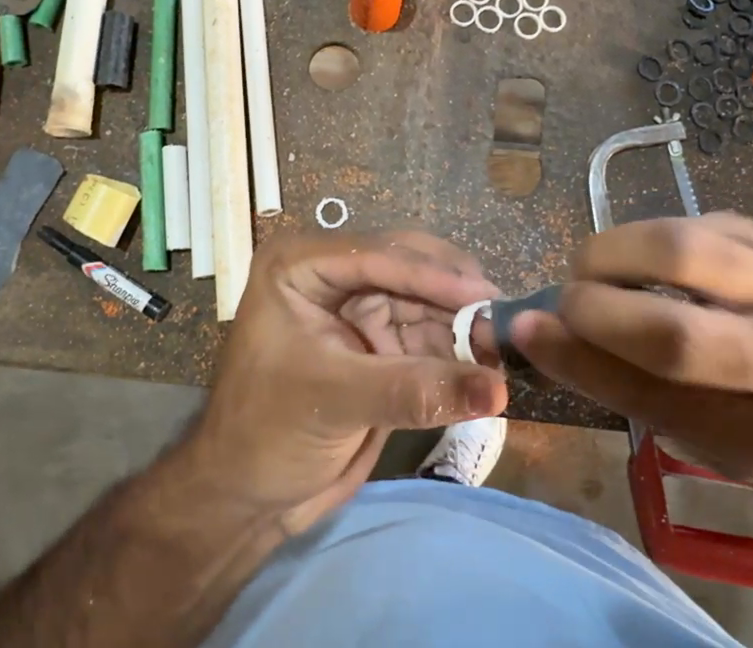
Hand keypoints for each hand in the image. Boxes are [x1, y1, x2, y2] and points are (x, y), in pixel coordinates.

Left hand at [193, 231, 509, 531]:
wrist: (246, 496)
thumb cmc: (266, 435)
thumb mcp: (335, 401)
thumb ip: (414, 390)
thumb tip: (497, 388)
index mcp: (300, 265)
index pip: (377, 255)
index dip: (434, 275)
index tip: (487, 297)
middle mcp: (332, 275)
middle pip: (410, 269)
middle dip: (456, 296)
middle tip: (506, 321)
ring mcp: (359, 309)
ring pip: (427, 302)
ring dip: (464, 325)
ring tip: (506, 347)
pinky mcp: (380, 345)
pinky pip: (429, 337)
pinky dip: (458, 352)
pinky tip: (489, 367)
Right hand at [510, 213, 752, 478]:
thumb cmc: (745, 418)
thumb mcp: (687, 430)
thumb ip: (612, 381)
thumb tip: (529, 328)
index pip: (674, 364)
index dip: (589, 348)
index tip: (528, 329)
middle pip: (680, 299)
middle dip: (598, 300)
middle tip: (565, 305)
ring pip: (679, 242)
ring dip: (611, 256)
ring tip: (588, 278)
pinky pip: (680, 224)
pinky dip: (635, 244)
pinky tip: (630, 270)